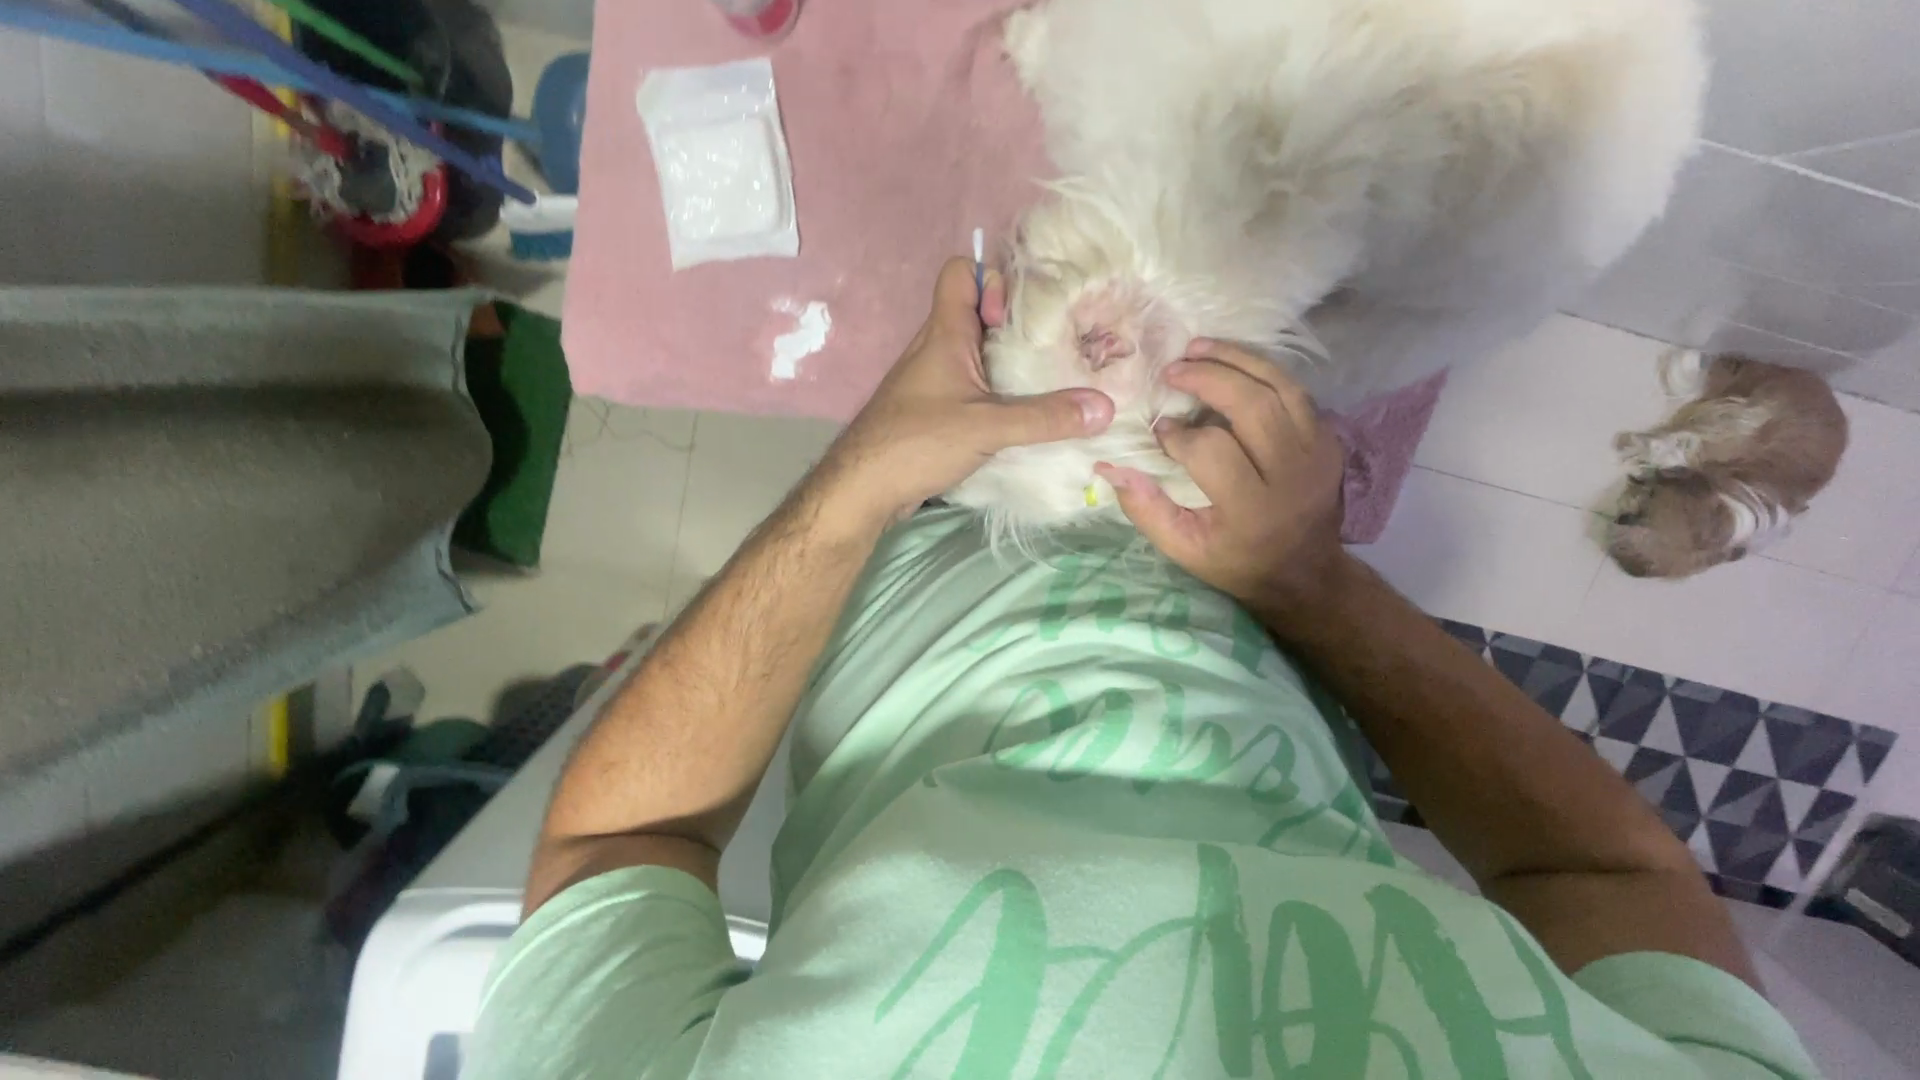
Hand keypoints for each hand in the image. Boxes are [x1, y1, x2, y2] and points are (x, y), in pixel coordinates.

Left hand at [816, 257, 1115, 525]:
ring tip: (1052, 377)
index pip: (959, 272)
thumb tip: (1105, 407)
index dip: (990, 278)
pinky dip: (997, 392)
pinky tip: (1024, 415)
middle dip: (1017, 322)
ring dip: (1010, 361)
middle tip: (1057, 343)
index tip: (1018, 312)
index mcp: (944, 333)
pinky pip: (973, 386)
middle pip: (978, 312)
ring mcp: (934, 381)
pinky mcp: (935, 411)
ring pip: (978, 353)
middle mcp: (937, 348)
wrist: (863, 488)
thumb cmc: (916, 442)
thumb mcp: (987, 426)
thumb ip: (1045, 417)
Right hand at [1094, 340, 1345, 608]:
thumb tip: (1110, 467)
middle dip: (1208, 378)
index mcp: (1252, 509)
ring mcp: (1318, 453)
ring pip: (1279, 386)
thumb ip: (1146, 509)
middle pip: (1252, 405)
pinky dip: (1261, 371)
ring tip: (1199, 348)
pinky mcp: (1329, 439)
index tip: (1159, 432)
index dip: (1179, 435)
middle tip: (1172, 370)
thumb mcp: (1184, 549)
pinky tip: (1231, 364)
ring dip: (1237, 359)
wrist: (1306, 573)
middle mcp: (1291, 475)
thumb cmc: (1236, 561)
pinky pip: (1295, 391)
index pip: (1212, 451)